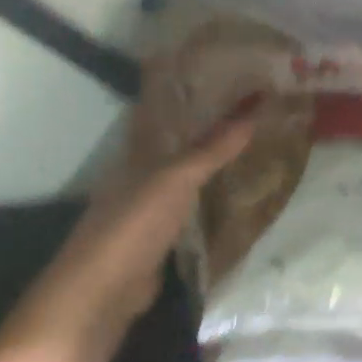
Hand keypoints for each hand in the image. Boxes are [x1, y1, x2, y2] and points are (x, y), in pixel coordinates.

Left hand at [23, 96, 258, 343]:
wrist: (106, 290)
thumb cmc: (134, 225)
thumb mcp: (175, 180)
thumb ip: (211, 149)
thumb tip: (255, 108)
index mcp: (136, 155)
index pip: (158, 111)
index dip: (182, 90)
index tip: (218, 71)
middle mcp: (138, 178)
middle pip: (173, 146)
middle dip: (204, 129)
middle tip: (249, 111)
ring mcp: (147, 214)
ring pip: (182, 181)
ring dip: (208, 169)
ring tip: (250, 152)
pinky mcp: (158, 246)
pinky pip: (188, 216)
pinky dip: (207, 206)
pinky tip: (231, 204)